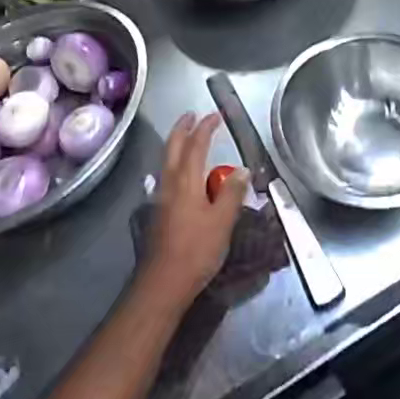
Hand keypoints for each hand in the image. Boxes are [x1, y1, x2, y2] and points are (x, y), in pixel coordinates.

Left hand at [138, 112, 247, 308]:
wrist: (163, 282)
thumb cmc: (196, 250)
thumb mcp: (222, 222)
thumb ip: (232, 193)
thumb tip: (242, 169)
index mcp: (186, 181)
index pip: (196, 145)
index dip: (206, 127)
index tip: (215, 115)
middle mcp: (169, 183)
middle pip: (173, 147)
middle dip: (182, 128)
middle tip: (192, 115)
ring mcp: (160, 198)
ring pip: (166, 161)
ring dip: (176, 144)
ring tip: (186, 138)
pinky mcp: (157, 212)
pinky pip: (165, 176)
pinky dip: (173, 164)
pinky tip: (180, 175)